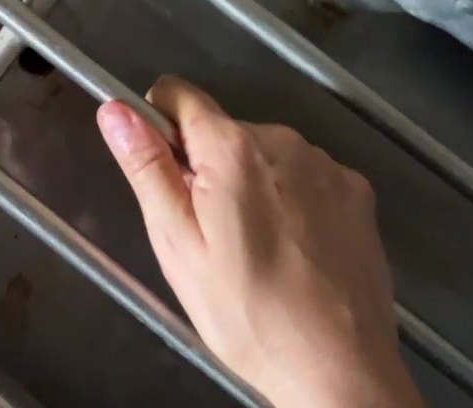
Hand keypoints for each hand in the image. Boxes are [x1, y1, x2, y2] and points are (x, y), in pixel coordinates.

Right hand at [97, 77, 422, 407]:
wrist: (342, 378)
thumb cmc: (244, 310)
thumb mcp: (176, 241)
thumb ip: (146, 166)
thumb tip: (114, 109)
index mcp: (232, 146)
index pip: (177, 94)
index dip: (159, 126)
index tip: (168, 175)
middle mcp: (283, 139)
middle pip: (221, 129)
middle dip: (206, 164)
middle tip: (210, 231)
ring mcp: (328, 166)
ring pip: (262, 153)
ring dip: (249, 181)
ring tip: (255, 246)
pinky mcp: (358, 194)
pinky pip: (304, 175)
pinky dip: (291, 198)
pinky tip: (295, 249)